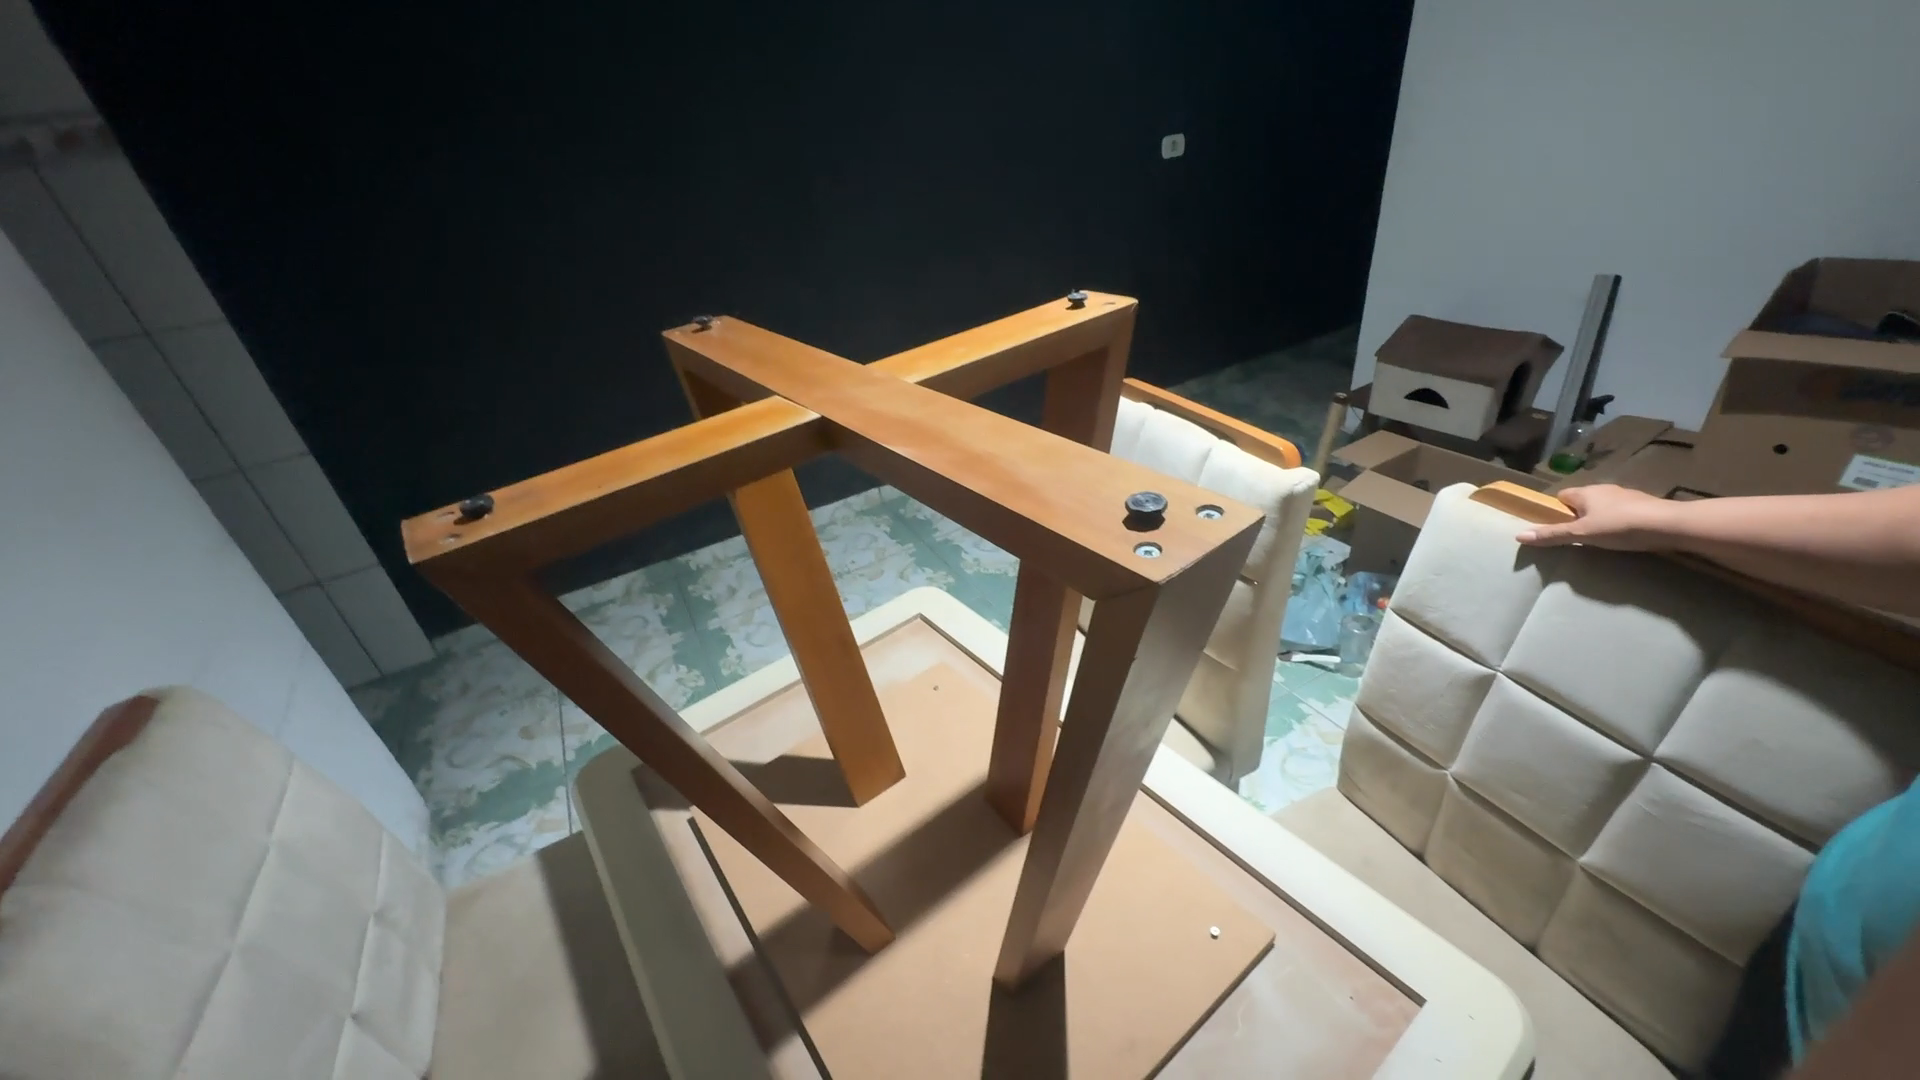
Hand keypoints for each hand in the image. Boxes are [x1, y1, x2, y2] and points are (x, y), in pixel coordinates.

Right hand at [1515, 484, 1676, 549]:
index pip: (1562, 496)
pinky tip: (1626, 535)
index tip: (1559, 526)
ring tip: (1604, 538)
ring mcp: (1628, 496)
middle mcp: (1605, 489)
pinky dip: (1622, 521)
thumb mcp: (1582, 534)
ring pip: (1605, 506)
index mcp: (1586, 492)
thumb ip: (1552, 535)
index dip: (1557, 510)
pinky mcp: (1647, 505)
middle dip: (1579, 516)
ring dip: (1602, 518)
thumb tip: (1518, 535)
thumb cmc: (1621, 526)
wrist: (1672, 525)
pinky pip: (1625, 511)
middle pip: (1583, 501)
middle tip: (1580, 536)